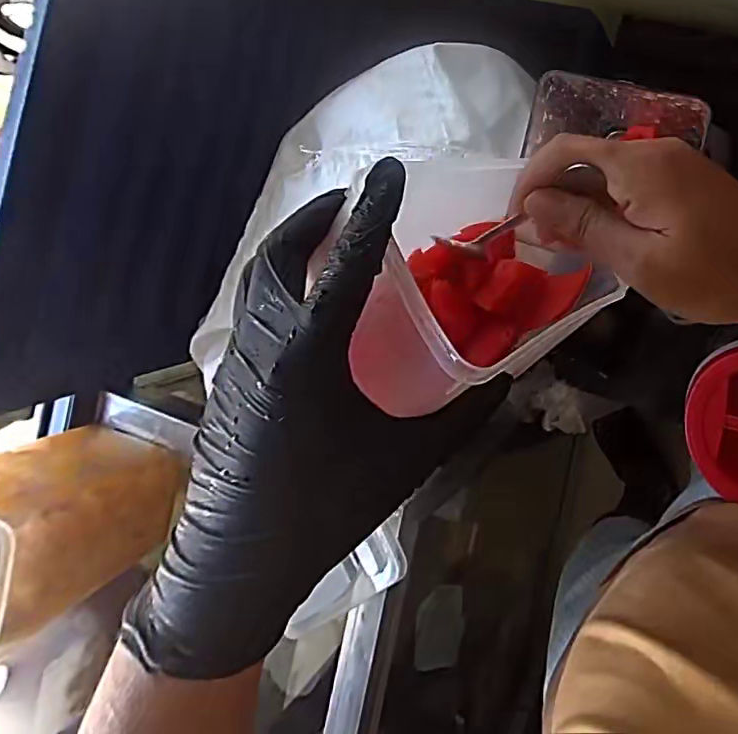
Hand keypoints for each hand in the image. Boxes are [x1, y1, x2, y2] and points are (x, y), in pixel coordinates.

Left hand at [122, 158, 506, 679]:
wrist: (236, 566)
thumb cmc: (327, 508)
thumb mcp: (408, 459)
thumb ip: (464, 414)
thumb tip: (510, 375)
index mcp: (312, 355)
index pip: (345, 263)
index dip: (371, 211)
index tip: (388, 171)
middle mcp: (267, 343)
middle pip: (280, 255)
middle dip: (317, 216)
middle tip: (353, 196)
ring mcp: (238, 359)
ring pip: (258, 278)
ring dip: (295, 244)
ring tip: (333, 234)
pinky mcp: (227, 376)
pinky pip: (253, 305)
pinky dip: (282, 278)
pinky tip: (311, 296)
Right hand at [508, 134, 737, 325]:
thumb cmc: (714, 275)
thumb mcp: (640, 261)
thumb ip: (584, 227)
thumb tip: (535, 203)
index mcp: (639, 164)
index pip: (565, 151)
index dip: (532, 180)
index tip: (517, 220)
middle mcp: (653, 150)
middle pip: (585, 159)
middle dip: (555, 196)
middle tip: (544, 244)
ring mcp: (673, 161)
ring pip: (608, 172)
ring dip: (582, 203)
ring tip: (571, 247)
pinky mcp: (685, 176)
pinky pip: (633, 181)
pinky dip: (610, 204)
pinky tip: (607, 237)